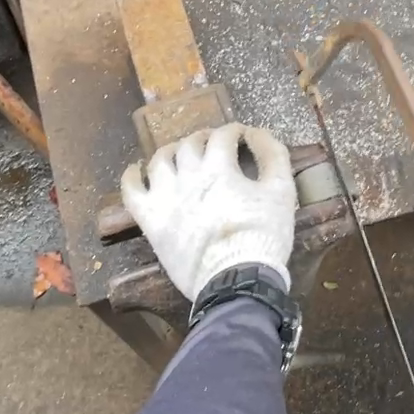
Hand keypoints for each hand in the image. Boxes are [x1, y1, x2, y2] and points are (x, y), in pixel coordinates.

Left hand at [120, 123, 296, 302]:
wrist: (237, 281)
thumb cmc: (263, 236)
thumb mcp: (281, 192)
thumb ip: (273, 156)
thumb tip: (257, 134)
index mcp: (218, 167)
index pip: (223, 135)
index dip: (234, 131)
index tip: (242, 137)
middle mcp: (187, 175)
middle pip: (191, 144)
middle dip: (205, 138)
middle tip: (214, 145)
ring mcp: (164, 197)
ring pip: (160, 160)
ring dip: (172, 151)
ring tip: (181, 154)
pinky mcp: (151, 221)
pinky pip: (131, 191)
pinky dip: (132, 176)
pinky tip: (136, 170)